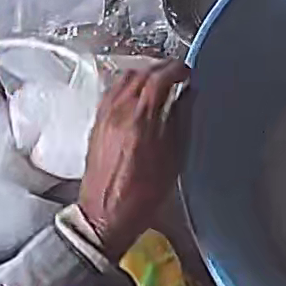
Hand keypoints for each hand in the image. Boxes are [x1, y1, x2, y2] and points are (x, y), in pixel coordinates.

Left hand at [80, 62, 192, 257]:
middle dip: (163, 69)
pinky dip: (130, 84)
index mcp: (140, 121)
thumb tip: (188, 96)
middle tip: (179, 75)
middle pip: (142, 73)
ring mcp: (105, 116)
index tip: (188, 72)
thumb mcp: (173, 160)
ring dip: (146, 74)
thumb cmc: (140, 196)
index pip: (158, 78)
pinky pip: (114, 90)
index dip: (177, 69)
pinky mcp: (97, 122)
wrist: (104, 216)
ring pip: (126, 78)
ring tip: (161, 83)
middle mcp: (119, 113)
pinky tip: (140, 94)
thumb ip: (181, 121)